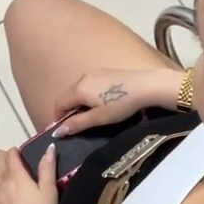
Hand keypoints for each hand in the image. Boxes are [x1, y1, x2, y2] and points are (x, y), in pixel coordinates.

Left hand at [0, 146, 58, 203]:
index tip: (20, 153)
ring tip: (12, 181)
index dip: (15, 153)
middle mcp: (2, 183)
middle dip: (13, 168)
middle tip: (23, 174)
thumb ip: (47, 168)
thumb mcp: (49, 190)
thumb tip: (49, 147)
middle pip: (5, 169)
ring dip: (3, 177)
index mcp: (17, 176)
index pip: (12, 157)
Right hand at [51, 67, 185, 135]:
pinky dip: (88, 95)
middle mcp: (82, 78)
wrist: (146, 86)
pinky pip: (89, 85)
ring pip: (79, 90)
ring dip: (79, 103)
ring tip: (89, 116)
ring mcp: (94, 73)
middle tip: (77, 125)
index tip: (63, 130)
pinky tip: (101, 103)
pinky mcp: (105, 72)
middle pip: (68, 95)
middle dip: (68, 110)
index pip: (59, 103)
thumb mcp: (99, 118)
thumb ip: (78, 123)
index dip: (58, 118)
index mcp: (78, 89)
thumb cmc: (121, 105)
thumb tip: (58, 131)